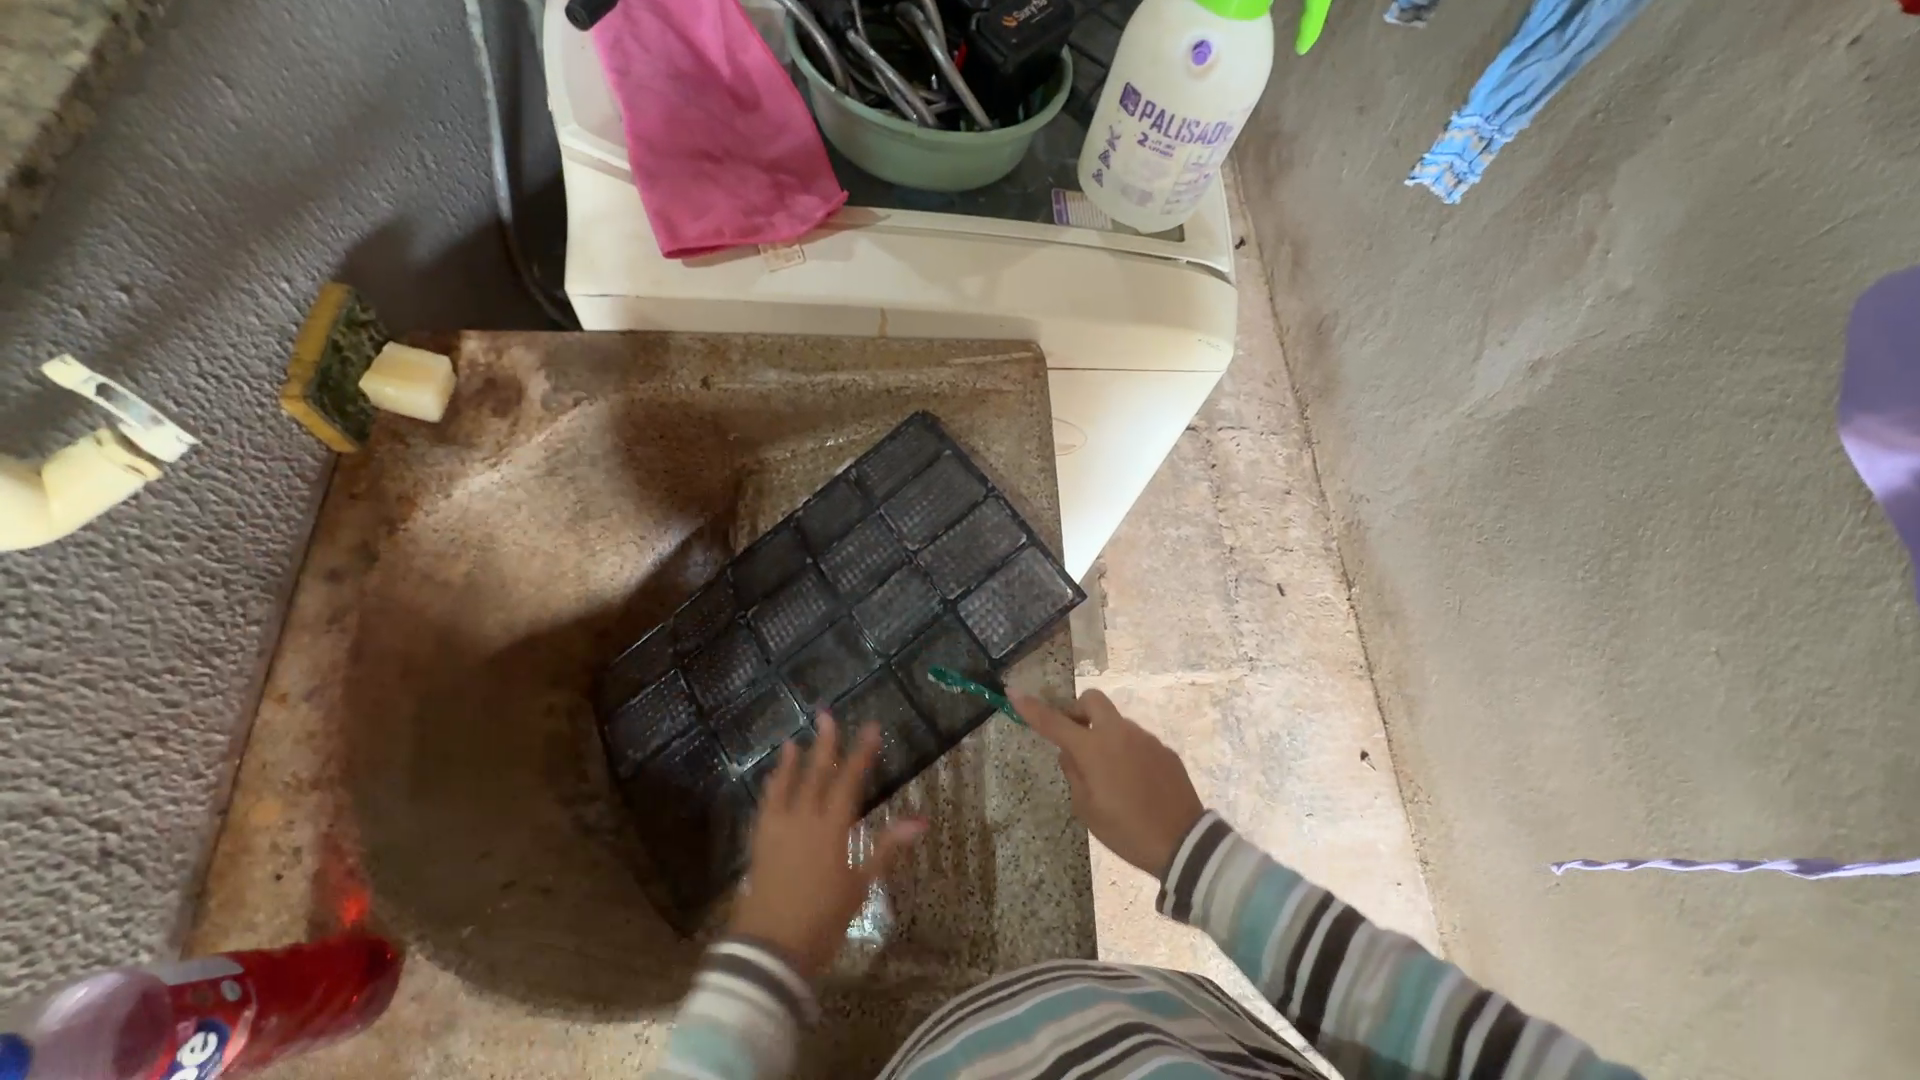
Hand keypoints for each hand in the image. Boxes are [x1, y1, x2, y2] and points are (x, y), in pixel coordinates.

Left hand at [728, 714, 925, 977]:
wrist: (770, 948)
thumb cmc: (822, 919)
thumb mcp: (860, 885)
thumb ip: (886, 848)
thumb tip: (921, 820)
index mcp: (831, 828)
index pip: (850, 781)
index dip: (861, 753)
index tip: (871, 727)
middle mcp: (803, 820)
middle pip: (815, 775)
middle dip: (825, 745)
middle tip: (826, 715)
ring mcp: (777, 830)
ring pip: (786, 786)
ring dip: (791, 762)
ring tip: (793, 741)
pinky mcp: (759, 844)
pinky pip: (766, 807)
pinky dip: (771, 789)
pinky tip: (772, 783)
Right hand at [1013, 689, 1204, 880]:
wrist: (1182, 842)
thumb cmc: (1126, 830)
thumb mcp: (1086, 809)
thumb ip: (1073, 773)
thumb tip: (1070, 753)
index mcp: (1093, 748)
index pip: (1054, 721)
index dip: (1031, 707)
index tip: (1013, 693)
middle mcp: (1119, 733)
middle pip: (1092, 700)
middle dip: (1077, 711)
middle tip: (1074, 738)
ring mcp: (1145, 738)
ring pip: (1116, 723)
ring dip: (1104, 737)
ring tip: (1109, 776)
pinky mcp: (1164, 750)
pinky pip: (1136, 741)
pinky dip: (1126, 753)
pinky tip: (1134, 783)